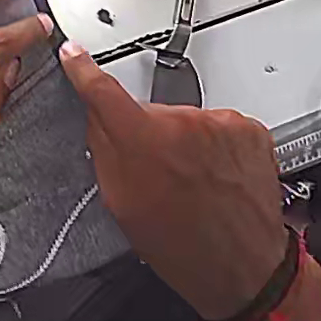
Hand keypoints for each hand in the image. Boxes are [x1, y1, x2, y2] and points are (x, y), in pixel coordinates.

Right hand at [58, 40, 286, 319]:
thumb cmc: (182, 244)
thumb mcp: (120, 202)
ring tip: (193, 180)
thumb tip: (95, 116)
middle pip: (148, 111)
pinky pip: (215, 125)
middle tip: (159, 173)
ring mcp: (219, 124)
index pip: (102, 90)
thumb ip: (102, 150)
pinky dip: (212, 144)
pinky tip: (214, 174)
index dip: (83, 69)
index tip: (74, 54)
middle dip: (148, 133)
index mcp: (143, 141)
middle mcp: (182, 124)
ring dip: (184, 141)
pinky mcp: (247, 127)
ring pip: (184, 119)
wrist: (241, 266)